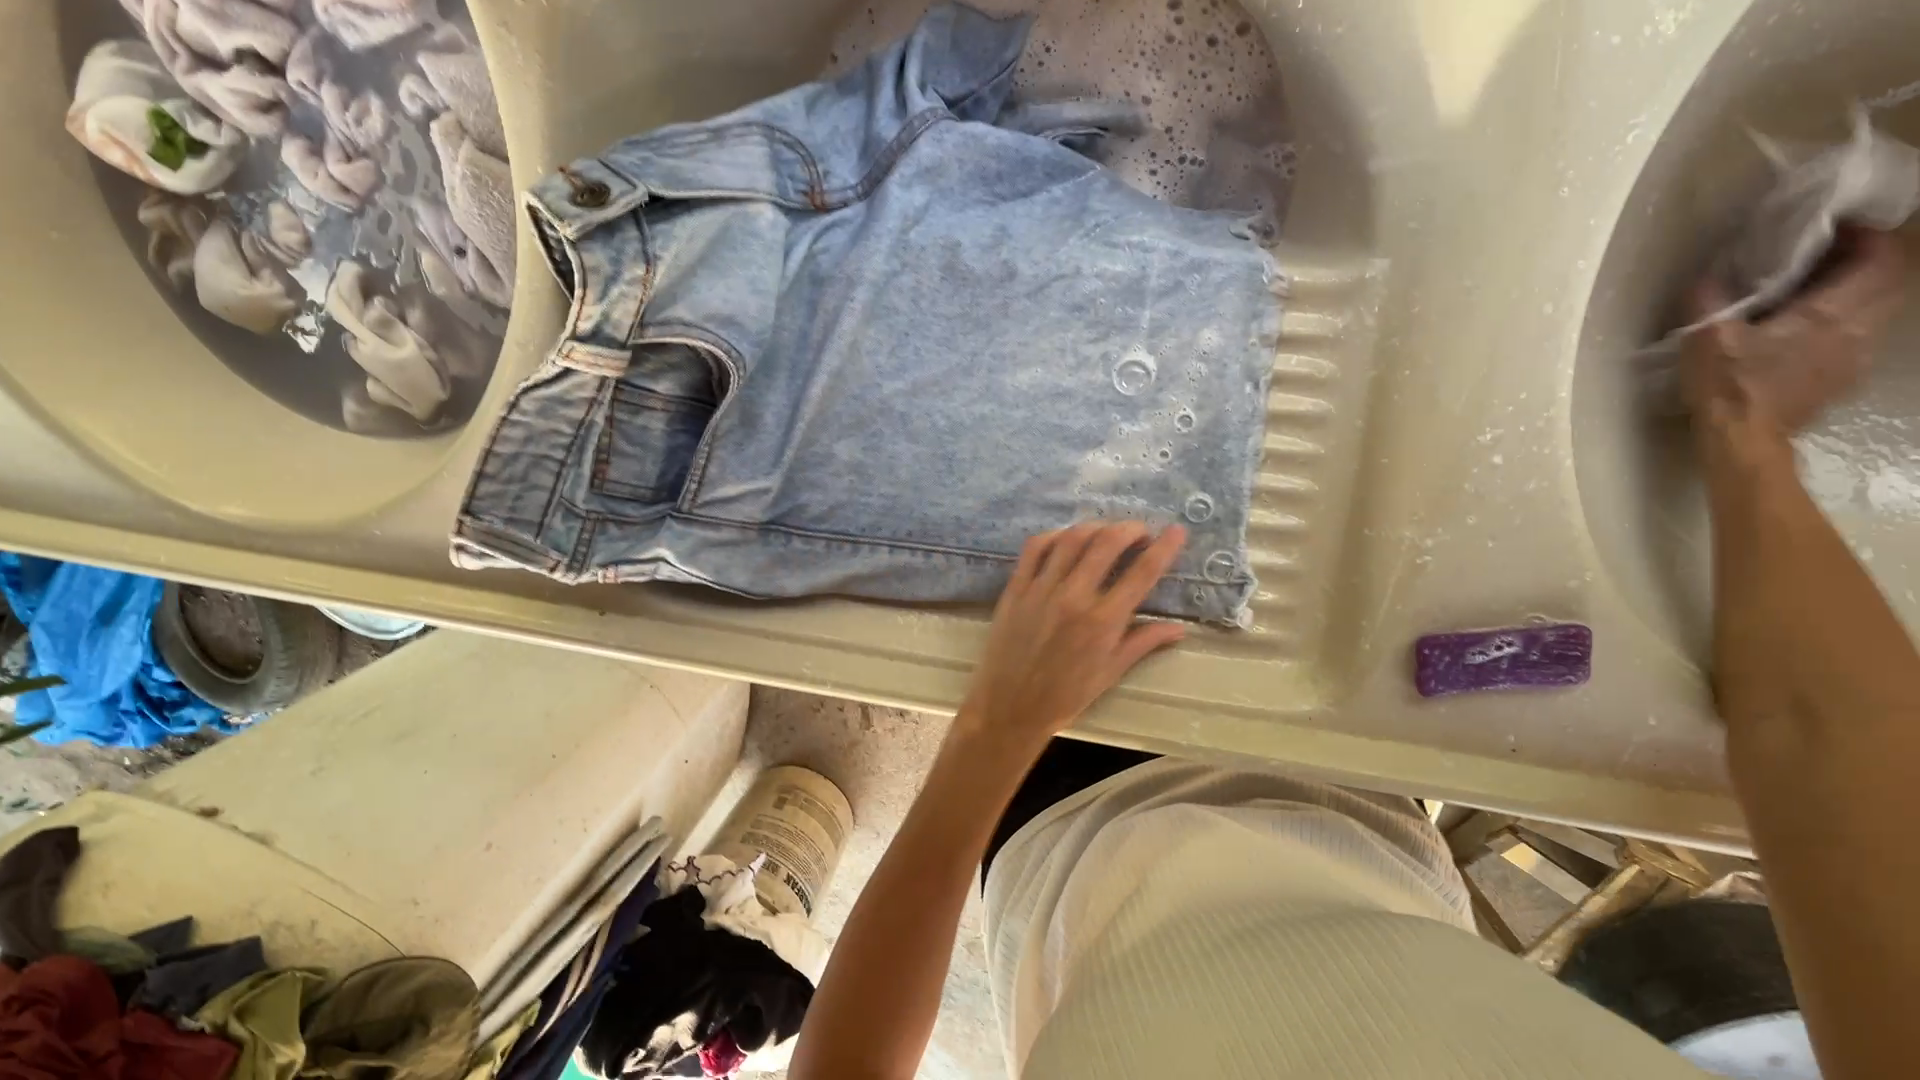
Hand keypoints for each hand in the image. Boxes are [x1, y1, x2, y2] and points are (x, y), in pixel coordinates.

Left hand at [957, 522, 1188, 751]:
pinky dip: (1054, 535)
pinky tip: (1066, 538)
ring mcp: (1042, 589)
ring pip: (1072, 539)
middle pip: (1107, 543)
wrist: (1011, 707)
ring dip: (1095, 527)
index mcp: (1104, 621)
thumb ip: (1144, 642)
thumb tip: (1179, 628)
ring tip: (1108, 531)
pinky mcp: (1016, 588)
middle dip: (1130, 529)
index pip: (1142, 573)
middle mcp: (1074, 597)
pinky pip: (1035, 548)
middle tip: (1140, 532)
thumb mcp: (1111, 672)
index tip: (1176, 531)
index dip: (1164, 547)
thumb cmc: (1066, 695)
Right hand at [1683, 226, 1905, 434]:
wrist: (1743, 440)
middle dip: (1868, 261)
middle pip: (1890, 281)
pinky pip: (1863, 335)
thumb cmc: (1729, 385)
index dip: (1868, 235)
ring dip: (1859, 291)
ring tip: (1818, 290)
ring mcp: (1857, 356)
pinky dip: (1848, 320)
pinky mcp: (1844, 377)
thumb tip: (1710, 275)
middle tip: (1828, 255)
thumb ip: (1709, 300)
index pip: (1882, 258)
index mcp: (1833, 313)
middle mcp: (1860, 329)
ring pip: (1881, 308)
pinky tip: (1811, 329)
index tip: (1836, 229)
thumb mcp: (1705, 337)